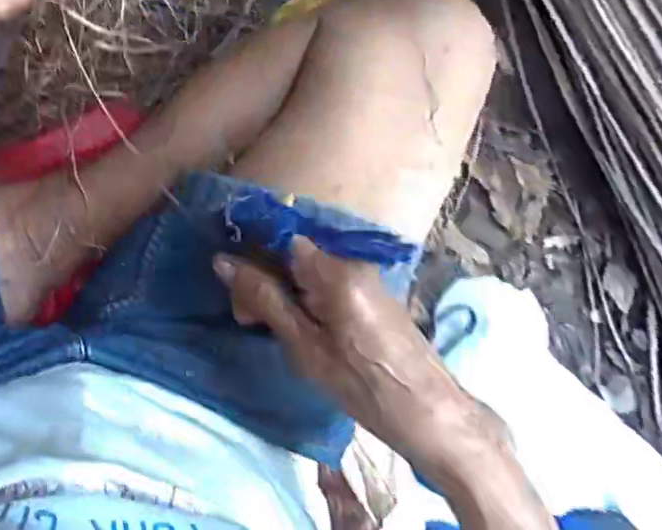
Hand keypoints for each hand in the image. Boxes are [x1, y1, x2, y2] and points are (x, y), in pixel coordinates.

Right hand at [213, 238, 509, 489]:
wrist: (437, 420)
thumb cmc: (365, 387)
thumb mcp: (305, 348)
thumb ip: (264, 299)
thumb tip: (224, 261)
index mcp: (334, 270)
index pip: (275, 241)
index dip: (251, 263)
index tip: (239, 298)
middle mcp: (351, 261)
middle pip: (290, 255)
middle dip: (265, 282)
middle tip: (250, 322)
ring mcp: (365, 276)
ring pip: (306, 271)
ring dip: (285, 294)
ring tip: (278, 333)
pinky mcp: (372, 293)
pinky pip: (327, 283)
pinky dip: (308, 300)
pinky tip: (305, 331)